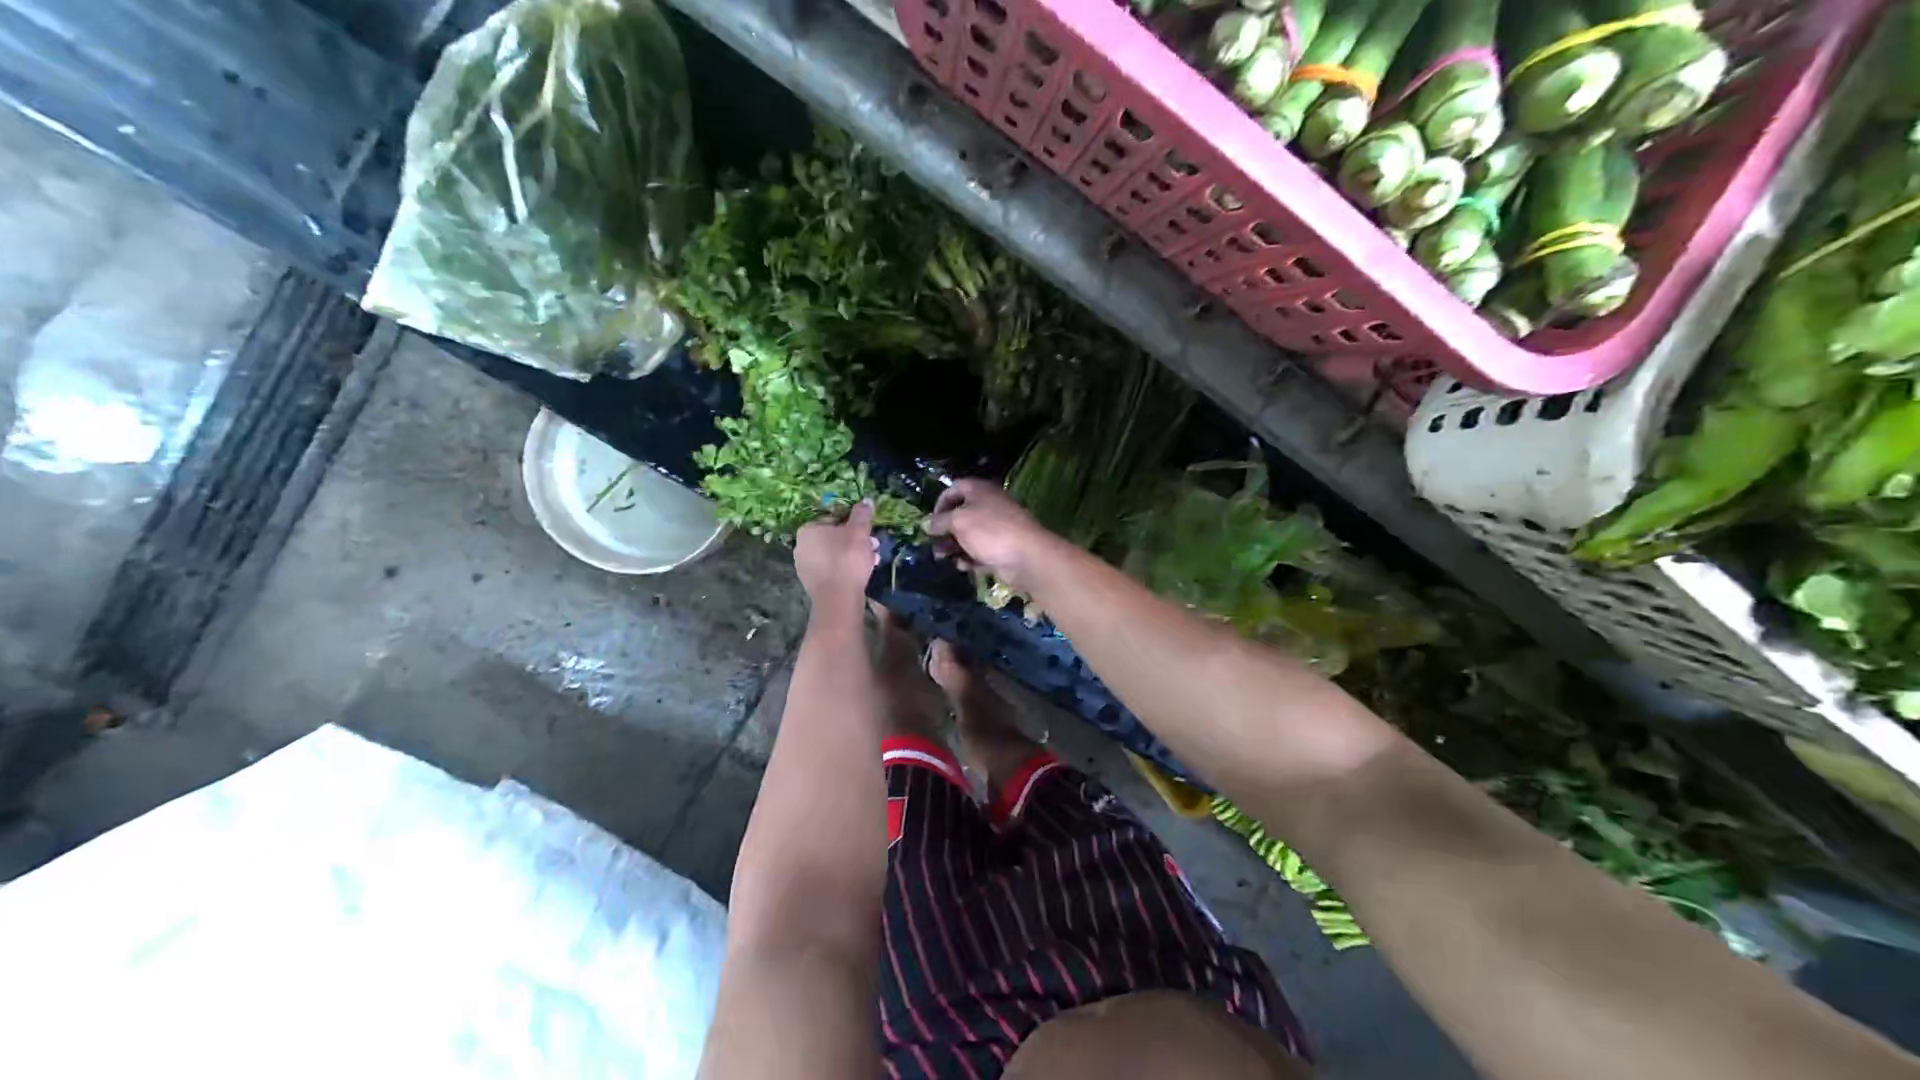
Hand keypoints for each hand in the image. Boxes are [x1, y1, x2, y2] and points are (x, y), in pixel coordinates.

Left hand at [794, 501, 878, 613]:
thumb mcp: (859, 531)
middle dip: (856, 541)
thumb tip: (867, 500)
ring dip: (854, 555)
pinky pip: (832, 570)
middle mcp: (801, 547)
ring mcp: (805, 567)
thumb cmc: (847, 557)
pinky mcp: (813, 584)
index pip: (833, 519)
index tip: (868, 531)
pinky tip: (862, 573)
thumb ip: (862, 514)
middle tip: (874, 546)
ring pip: (835, 555)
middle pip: (835, 538)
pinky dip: (846, 569)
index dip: (854, 523)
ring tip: (873, 560)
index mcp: (808, 530)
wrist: (838, 597)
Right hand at [927, 478, 1059, 591]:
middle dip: (944, 530)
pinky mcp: (1002, 548)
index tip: (930, 520)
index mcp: (979, 490)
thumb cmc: (989, 531)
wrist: (1027, 556)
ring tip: (943, 558)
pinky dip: (970, 558)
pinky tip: (963, 567)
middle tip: (933, 543)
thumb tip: (926, 523)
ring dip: (954, 546)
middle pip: (961, 514)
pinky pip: (980, 551)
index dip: (940, 502)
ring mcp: (997, 528)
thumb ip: (939, 521)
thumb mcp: (958, 521)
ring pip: (969, 535)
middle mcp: (989, 505)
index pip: (954, 488)